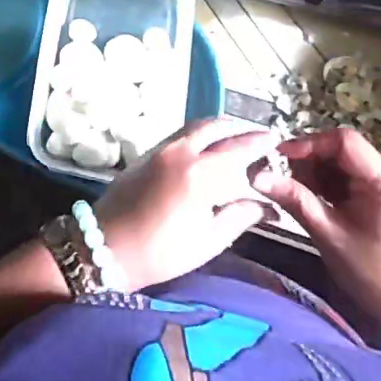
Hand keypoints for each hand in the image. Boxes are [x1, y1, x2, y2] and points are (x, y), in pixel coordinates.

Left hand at [94, 119, 279, 290]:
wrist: (105, 247)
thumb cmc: (160, 253)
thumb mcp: (207, 242)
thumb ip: (238, 216)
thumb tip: (265, 205)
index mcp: (199, 174)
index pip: (238, 149)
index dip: (259, 143)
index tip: (275, 139)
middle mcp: (181, 152)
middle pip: (216, 127)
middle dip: (238, 129)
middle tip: (256, 139)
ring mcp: (161, 149)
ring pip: (196, 127)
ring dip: (218, 129)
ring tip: (234, 142)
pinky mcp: (147, 153)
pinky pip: (181, 134)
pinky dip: (199, 135)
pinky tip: (207, 150)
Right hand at [251, 127, 380, 348]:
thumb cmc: (376, 279)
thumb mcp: (330, 238)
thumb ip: (296, 201)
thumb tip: (258, 177)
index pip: (344, 141)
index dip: (309, 144)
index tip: (279, 158)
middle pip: (348, 152)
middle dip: (313, 160)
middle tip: (283, 178)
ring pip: (352, 169)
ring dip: (323, 175)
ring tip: (297, 193)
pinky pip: (361, 186)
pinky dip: (337, 190)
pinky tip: (319, 206)